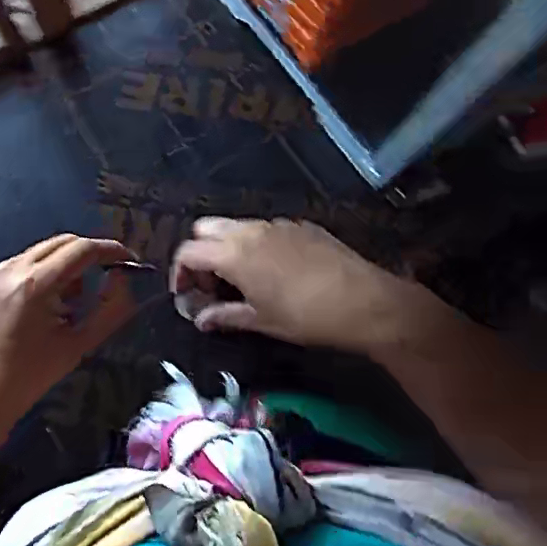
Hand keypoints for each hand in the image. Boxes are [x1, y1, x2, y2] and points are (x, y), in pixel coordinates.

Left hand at [0, 234, 138, 417]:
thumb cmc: (35, 373)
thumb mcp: (81, 343)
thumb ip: (110, 308)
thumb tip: (122, 278)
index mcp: (36, 285)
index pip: (82, 250)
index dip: (110, 250)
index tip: (129, 260)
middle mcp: (14, 268)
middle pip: (65, 242)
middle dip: (91, 254)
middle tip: (110, 275)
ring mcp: (0, 270)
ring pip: (48, 249)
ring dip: (70, 263)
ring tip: (75, 300)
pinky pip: (31, 260)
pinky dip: (50, 270)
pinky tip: (53, 300)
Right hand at [171, 217, 469, 355]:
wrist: (367, 302)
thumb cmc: (306, 317)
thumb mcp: (261, 321)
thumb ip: (224, 316)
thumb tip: (200, 319)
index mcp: (234, 253)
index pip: (188, 251)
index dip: (179, 273)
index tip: (185, 295)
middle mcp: (250, 230)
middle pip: (206, 228)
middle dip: (201, 253)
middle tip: (210, 283)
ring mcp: (277, 224)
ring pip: (237, 226)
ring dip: (228, 247)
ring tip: (241, 279)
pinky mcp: (301, 225)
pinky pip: (266, 228)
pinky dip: (257, 244)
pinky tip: (275, 272)